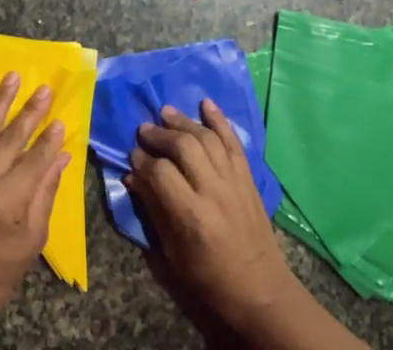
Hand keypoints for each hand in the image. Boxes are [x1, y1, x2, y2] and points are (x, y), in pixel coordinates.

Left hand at [0, 72, 70, 307]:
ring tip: (12, 77)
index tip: (61, 119)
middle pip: (11, 137)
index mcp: (8, 200)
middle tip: (44, 88)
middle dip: (30, 111)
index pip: (35, 159)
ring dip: (0, 101)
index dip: (50, 139)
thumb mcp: (35, 235)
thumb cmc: (3, 265)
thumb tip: (61, 156)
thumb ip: (45, 191)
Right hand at [126, 99, 293, 325]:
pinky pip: (234, 142)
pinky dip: (220, 120)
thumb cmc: (209, 278)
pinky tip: (206, 103)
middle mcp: (214, 192)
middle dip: (160, 135)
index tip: (131, 155)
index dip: (142, 160)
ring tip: (165, 113)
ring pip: (208, 139)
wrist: (261, 288)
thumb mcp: (172, 253)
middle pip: (184, 147)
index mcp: (192, 216)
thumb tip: (133, 177)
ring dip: (184, 122)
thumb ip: (153, 210)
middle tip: (143, 130)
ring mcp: (234, 182)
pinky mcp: (248, 178)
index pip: (161, 172)